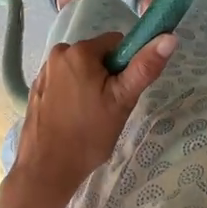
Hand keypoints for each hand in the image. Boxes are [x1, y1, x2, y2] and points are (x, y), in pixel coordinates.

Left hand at [10, 31, 177, 202]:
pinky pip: (64, 81)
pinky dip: (72, 93)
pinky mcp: (36, 87)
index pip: (115, 43)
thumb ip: (145, 67)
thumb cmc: (88, 134)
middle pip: (97, 56)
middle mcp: (58, 52)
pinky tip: (72, 118)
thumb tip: (169, 38)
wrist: (47, 170)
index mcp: (79, 50)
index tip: (120, 92)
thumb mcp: (122, 100)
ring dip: (89, 85)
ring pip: (80, 69)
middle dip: (106, 77)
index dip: (124, 66)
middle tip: (107, 108)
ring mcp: (44, 70)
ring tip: (89, 116)